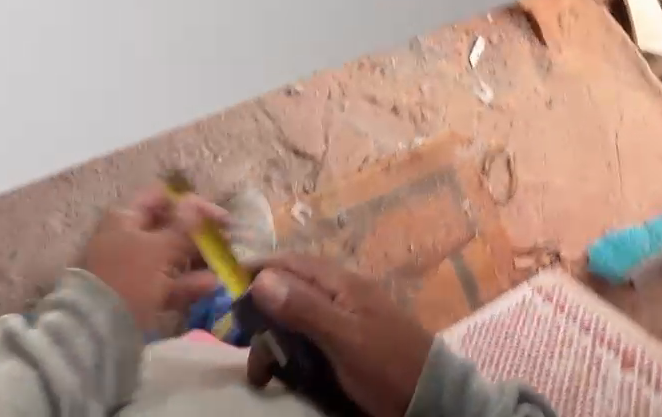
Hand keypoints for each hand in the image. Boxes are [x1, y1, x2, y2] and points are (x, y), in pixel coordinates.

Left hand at [78, 186, 221, 326]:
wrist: (97, 330)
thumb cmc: (129, 277)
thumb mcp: (159, 249)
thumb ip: (181, 227)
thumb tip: (193, 202)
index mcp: (126, 218)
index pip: (162, 198)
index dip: (191, 204)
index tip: (218, 217)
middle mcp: (128, 238)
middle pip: (168, 228)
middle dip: (198, 235)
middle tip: (226, 242)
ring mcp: (133, 268)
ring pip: (170, 258)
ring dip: (197, 261)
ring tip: (223, 265)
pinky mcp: (138, 295)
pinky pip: (166, 283)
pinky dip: (187, 283)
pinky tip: (211, 286)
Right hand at [245, 255, 433, 416]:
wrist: (435, 399)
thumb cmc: (389, 365)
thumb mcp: (344, 338)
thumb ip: (304, 308)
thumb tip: (259, 277)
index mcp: (339, 282)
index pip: (289, 262)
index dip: (257, 269)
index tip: (226, 284)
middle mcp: (340, 292)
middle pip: (290, 289)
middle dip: (263, 313)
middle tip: (244, 344)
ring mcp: (347, 316)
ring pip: (298, 316)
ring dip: (276, 338)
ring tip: (263, 371)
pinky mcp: (350, 341)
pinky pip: (312, 336)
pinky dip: (293, 350)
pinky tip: (287, 369)